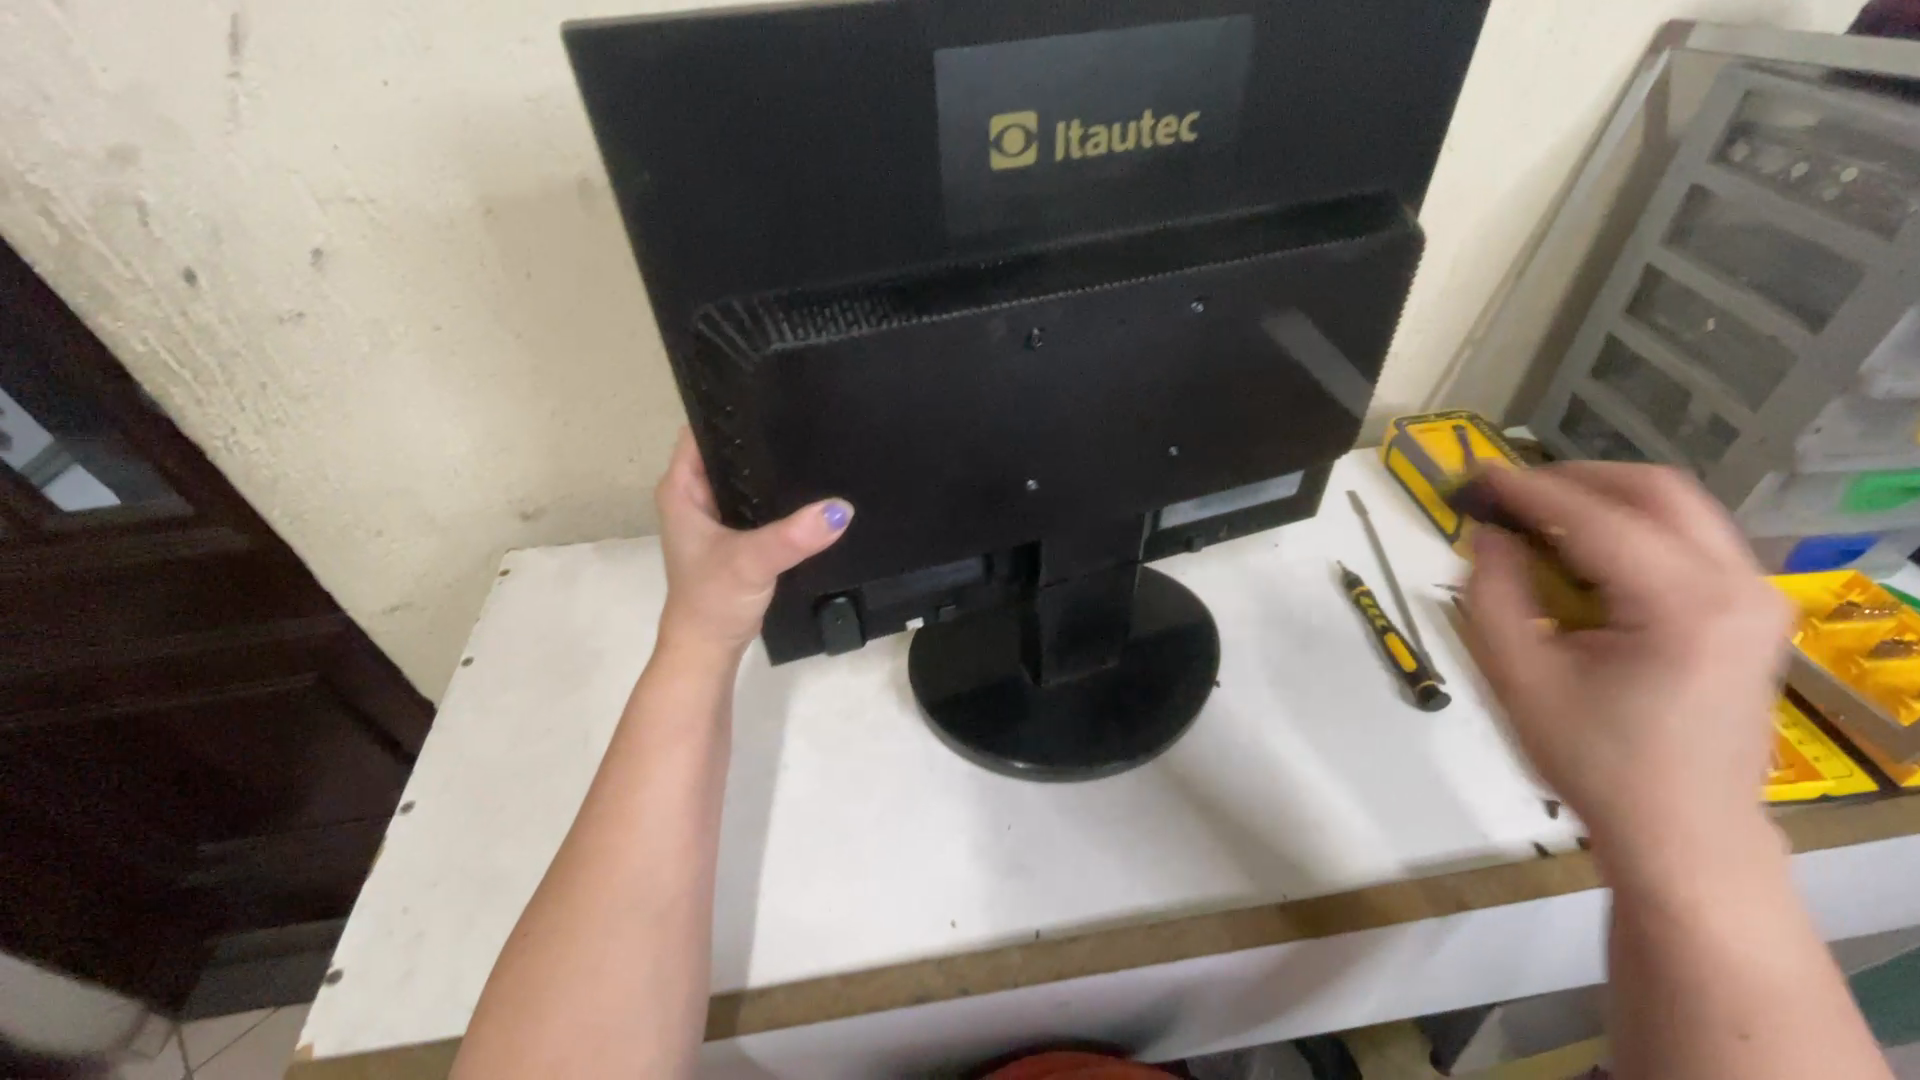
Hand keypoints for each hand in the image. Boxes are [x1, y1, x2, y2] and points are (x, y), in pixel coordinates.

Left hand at [654, 429, 852, 657]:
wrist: (709, 648)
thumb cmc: (713, 600)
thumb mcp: (751, 563)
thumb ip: (792, 537)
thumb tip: (841, 509)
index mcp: (682, 487)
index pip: (704, 430)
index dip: (733, 410)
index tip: (774, 394)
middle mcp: (696, 493)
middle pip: (731, 449)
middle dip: (764, 436)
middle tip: (809, 415)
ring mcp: (717, 514)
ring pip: (748, 476)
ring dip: (775, 467)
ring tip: (816, 442)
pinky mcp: (739, 534)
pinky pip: (761, 501)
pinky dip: (781, 495)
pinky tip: (811, 485)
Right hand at [1463, 464, 1790, 868]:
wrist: (1682, 828)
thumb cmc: (1594, 759)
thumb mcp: (1518, 677)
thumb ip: (1493, 593)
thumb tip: (1488, 535)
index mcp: (1685, 605)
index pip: (1597, 518)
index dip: (1528, 491)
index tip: (1474, 477)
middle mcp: (1739, 585)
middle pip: (1655, 491)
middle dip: (1573, 480)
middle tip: (1507, 493)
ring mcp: (1757, 596)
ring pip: (1676, 509)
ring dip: (1601, 501)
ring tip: (1534, 520)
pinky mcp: (1750, 610)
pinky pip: (1687, 540)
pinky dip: (1629, 529)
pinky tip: (1580, 553)